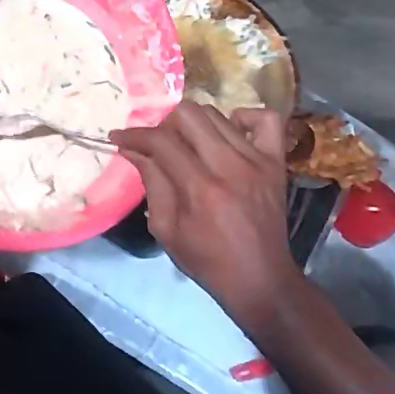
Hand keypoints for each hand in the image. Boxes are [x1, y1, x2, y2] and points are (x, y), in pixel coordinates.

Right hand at [112, 104, 296, 321]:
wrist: (261, 280)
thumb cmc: (207, 260)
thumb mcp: (166, 228)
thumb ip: (151, 182)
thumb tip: (132, 149)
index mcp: (201, 189)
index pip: (161, 141)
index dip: (134, 135)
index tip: (118, 138)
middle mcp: (231, 167)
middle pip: (189, 115)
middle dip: (163, 125)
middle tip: (156, 144)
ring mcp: (258, 161)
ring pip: (217, 113)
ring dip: (193, 124)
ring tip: (186, 142)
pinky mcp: (276, 162)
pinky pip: (265, 120)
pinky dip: (242, 118)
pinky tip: (228, 133)